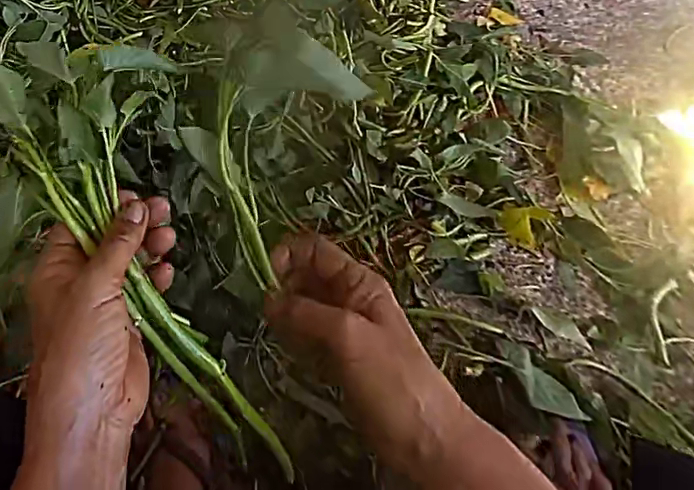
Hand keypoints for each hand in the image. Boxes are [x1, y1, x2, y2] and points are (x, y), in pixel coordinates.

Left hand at [14, 194, 174, 489]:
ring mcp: (103, 300)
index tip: (133, 195)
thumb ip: (117, 243)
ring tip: (169, 237)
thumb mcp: (95, 285)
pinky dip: (155, 276)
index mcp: (57, 267)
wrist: (93, 413)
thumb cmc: (80, 342)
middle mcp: (78, 279)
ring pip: (129, 260)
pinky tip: (165, 270)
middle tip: (162, 209)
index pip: (79, 222)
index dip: (104, 206)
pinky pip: (143, 287)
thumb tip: (135, 206)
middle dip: (135, 223)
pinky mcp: (127, 319)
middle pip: (108, 238)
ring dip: (149, 246)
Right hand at [265, 232, 556, 489]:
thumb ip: (306, 312)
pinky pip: (306, 336)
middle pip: (305, 275)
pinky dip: (293, 338)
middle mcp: (348, 298)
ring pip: (302, 306)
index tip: (265, 276)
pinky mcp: (337, 358)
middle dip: (282, 286)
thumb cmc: (393, 379)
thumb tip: (268, 300)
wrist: (428, 443)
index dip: (287, 254)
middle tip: (266, 311)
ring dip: (285, 314)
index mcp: (357, 281)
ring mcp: (343, 329)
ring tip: (277, 332)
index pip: (314, 249)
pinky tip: (288, 350)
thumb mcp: (348, 335)